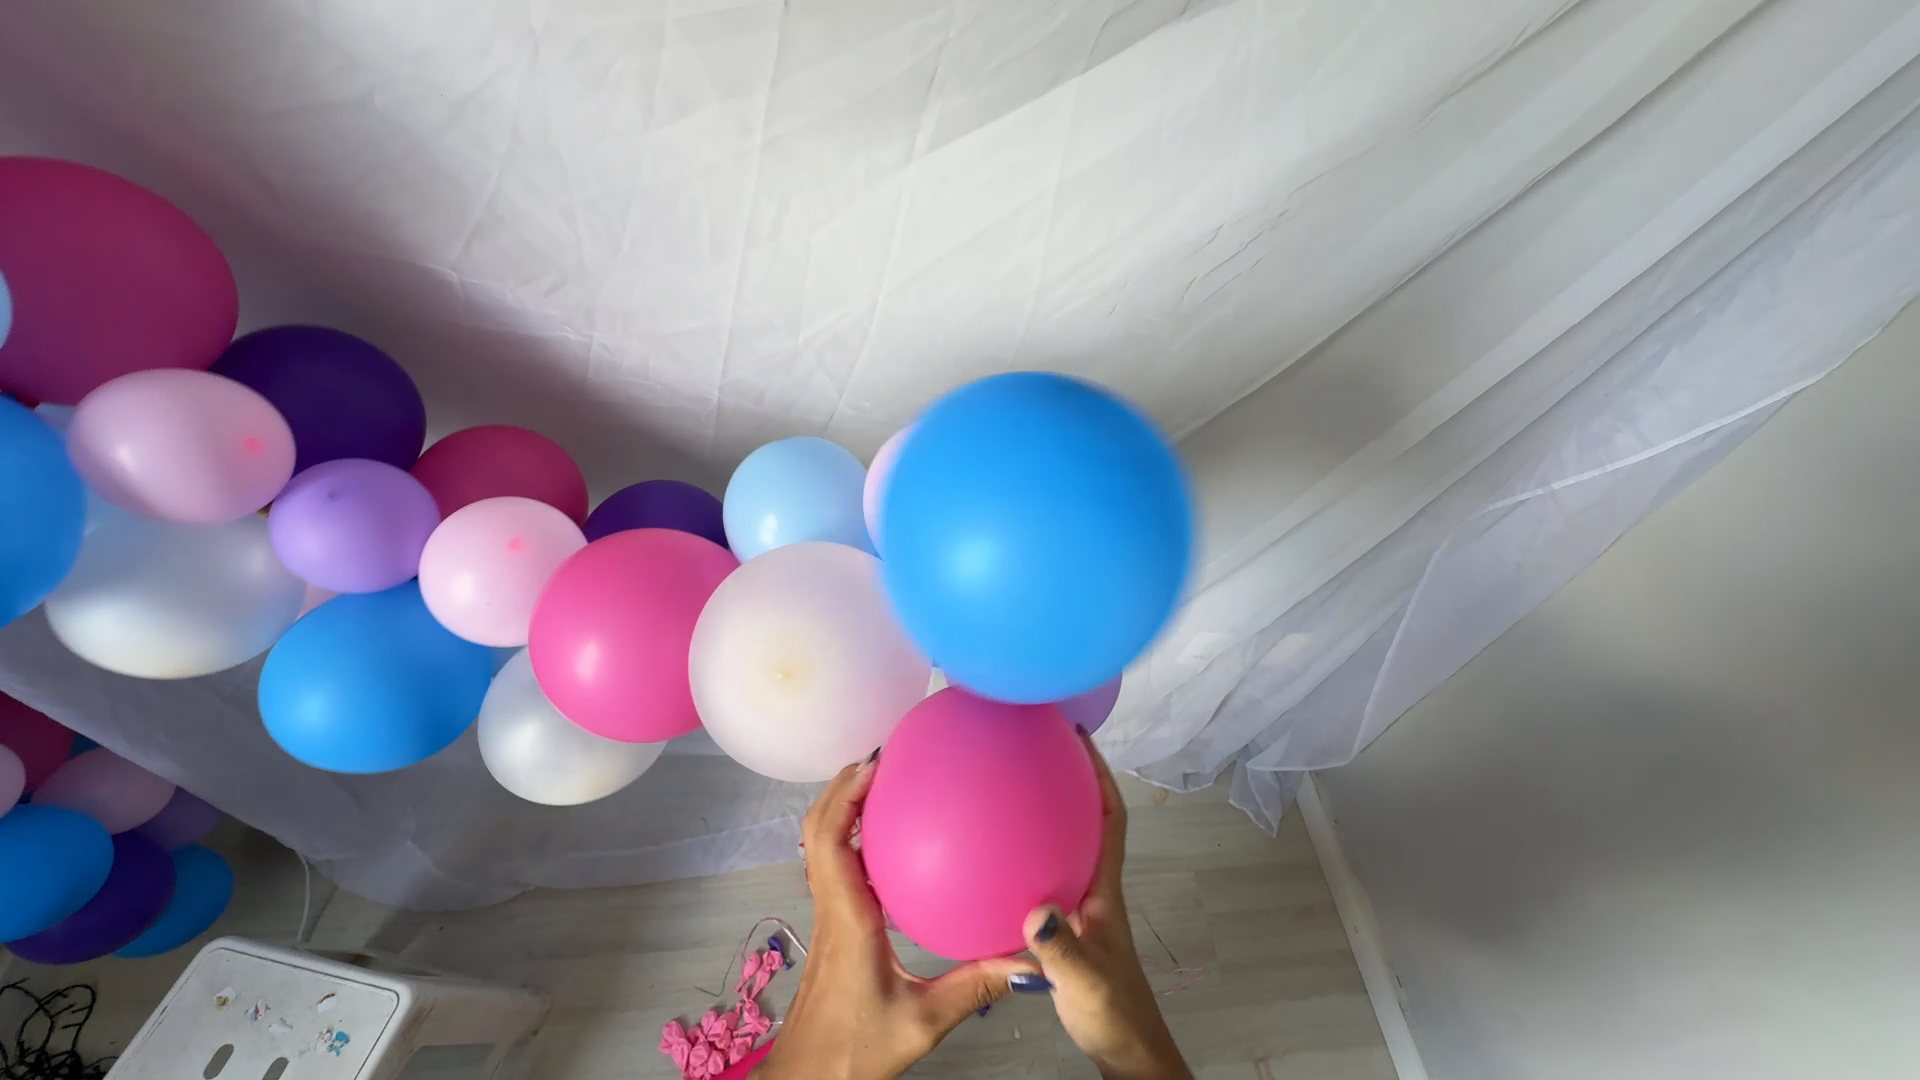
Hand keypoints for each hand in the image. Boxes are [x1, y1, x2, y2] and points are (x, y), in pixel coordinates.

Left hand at [757, 758, 1033, 1079]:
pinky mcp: (832, 923)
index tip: (876, 761)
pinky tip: (893, 839)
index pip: (830, 840)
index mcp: (847, 916)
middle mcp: (831, 904)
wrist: (809, 1079)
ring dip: (841, 804)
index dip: (845, 794)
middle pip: (817, 827)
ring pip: (820, 842)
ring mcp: (827, 913)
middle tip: (883, 757)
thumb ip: (975, 987)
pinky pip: (835, 863)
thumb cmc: (856, 1049)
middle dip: (842, 785)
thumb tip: (1027, 960)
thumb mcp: (923, 1021)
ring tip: (883, 782)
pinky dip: (852, 835)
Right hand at [1017, 739, 1191, 1079]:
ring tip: (1008, 791)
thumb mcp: (1086, 982)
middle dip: (1070, 780)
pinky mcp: (1065, 926)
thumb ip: (1062, 949)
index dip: (1100, 775)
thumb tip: (1035, 908)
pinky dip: (1022, 860)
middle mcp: (1094, 887)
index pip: (1110, 817)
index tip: (1080, 739)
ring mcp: (1080, 906)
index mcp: (1105, 888)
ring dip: (1047, 815)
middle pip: (1087, 819)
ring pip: (1064, 845)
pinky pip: (1043, 876)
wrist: (1126, 1050)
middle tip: (1038, 750)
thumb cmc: (1114, 1013)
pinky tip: (989, 864)